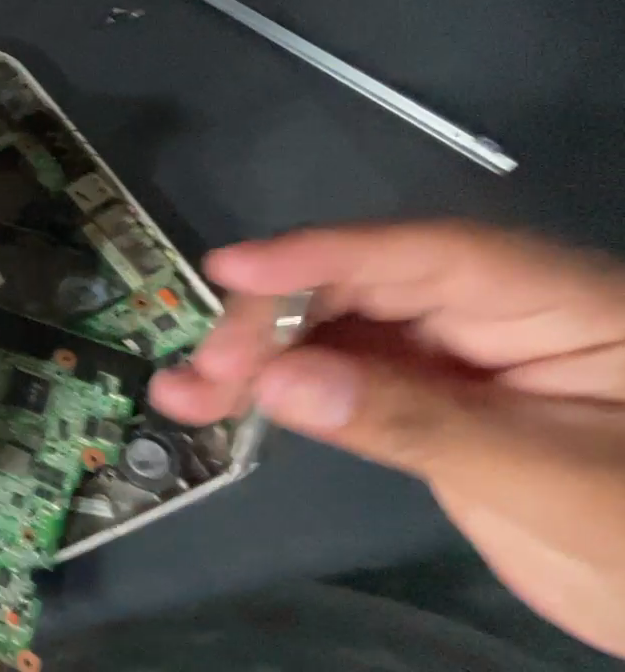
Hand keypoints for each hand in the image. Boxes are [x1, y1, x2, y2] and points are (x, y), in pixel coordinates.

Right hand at [150, 221, 624, 656]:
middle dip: (268, 324)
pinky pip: (320, 376)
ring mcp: (439, 353)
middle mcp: (485, 312)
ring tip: (182, 395)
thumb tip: (279, 382)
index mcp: (558, 304)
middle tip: (209, 368)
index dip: (322, 255)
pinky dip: (262, 391)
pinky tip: (205, 403)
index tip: (229, 267)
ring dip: (246, 361)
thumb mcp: (560, 486)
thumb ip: (418, 425)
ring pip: (319, 331)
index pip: (429, 256)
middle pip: (351, 289)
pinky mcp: (404, 392)